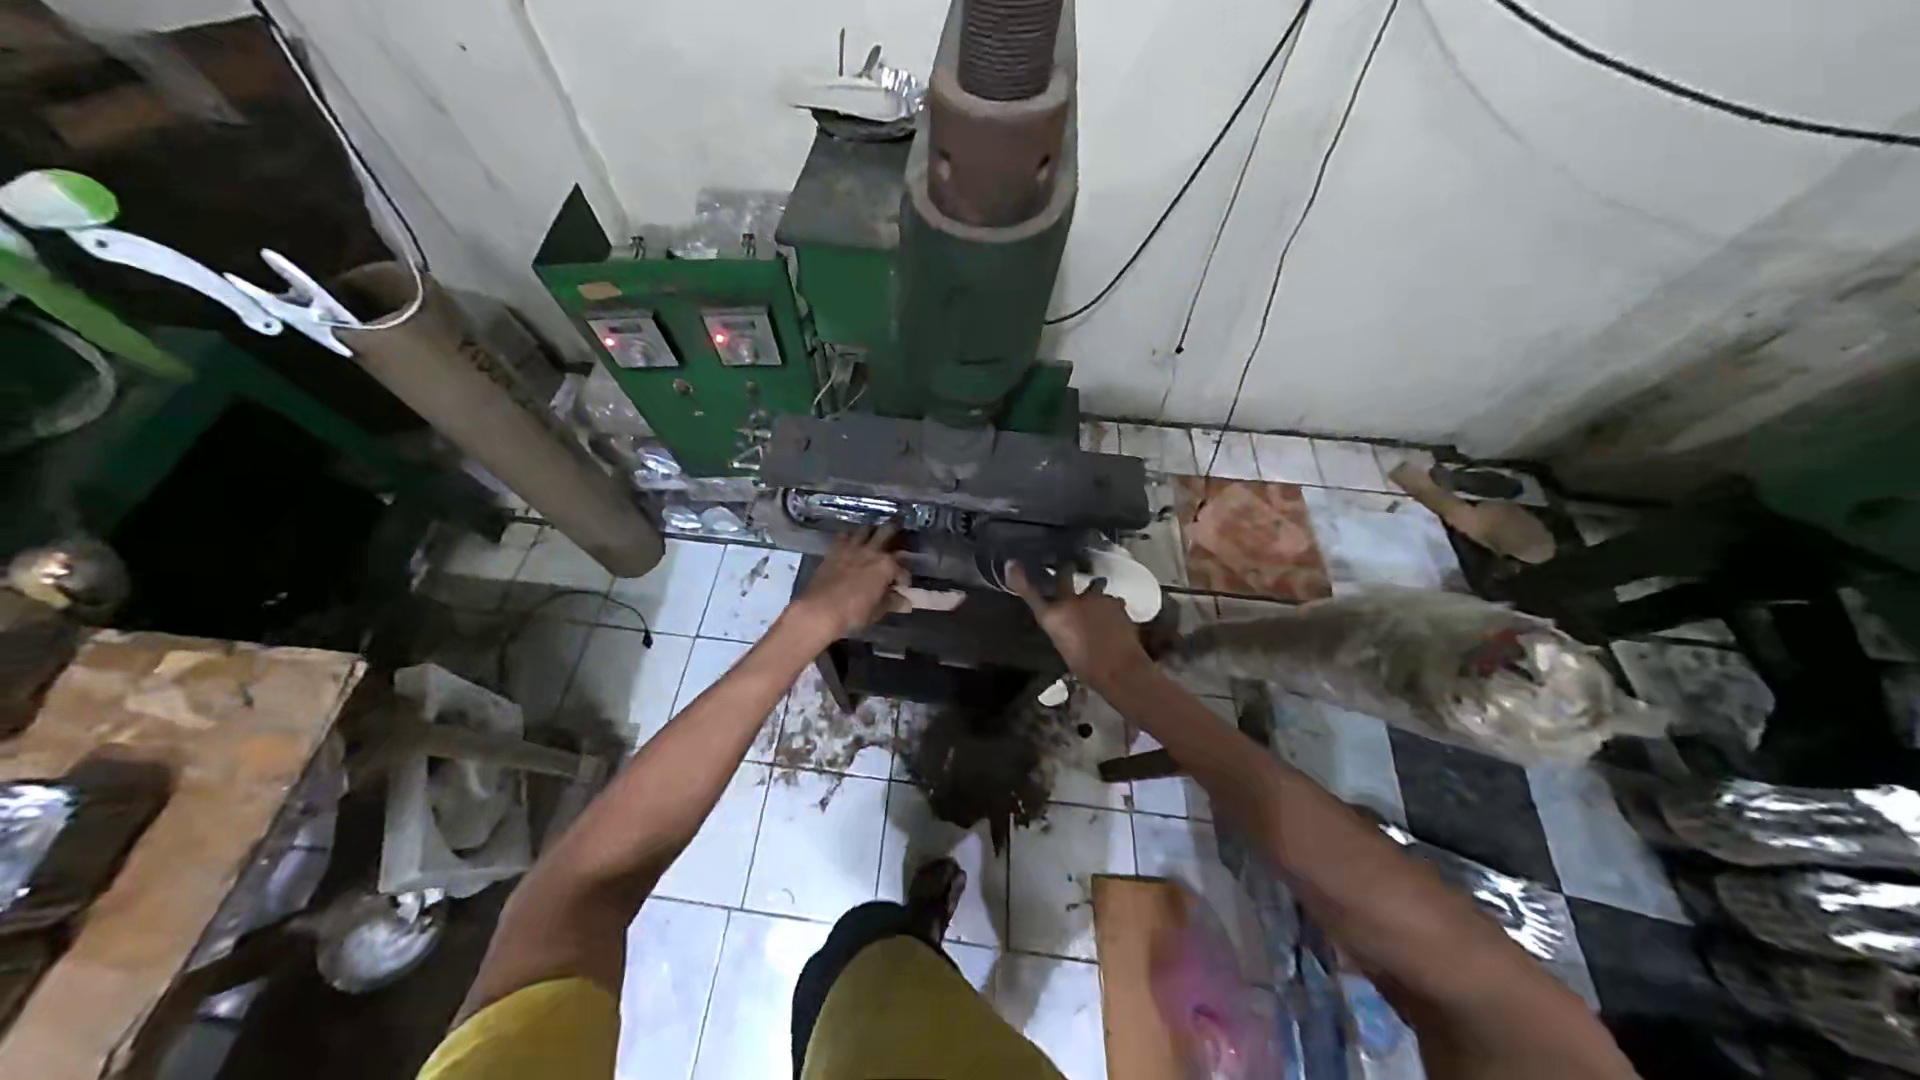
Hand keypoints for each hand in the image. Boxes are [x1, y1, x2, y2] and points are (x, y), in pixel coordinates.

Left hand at [784, 526, 910, 643]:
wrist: (820, 610)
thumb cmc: (853, 613)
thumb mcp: (877, 611)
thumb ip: (892, 602)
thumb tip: (905, 602)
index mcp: (886, 565)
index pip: (903, 568)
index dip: (905, 578)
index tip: (902, 587)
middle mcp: (872, 551)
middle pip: (887, 532)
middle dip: (895, 534)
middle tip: (897, 540)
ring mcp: (851, 548)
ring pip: (865, 530)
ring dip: (872, 532)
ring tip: (874, 538)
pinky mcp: (834, 550)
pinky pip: (844, 536)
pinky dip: (850, 537)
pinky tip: (851, 543)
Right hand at [1007, 562, 1150, 688]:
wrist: (1119, 669)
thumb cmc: (1086, 668)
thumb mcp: (1064, 647)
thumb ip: (1063, 626)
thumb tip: (1068, 619)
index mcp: (1052, 617)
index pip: (1030, 593)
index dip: (1019, 578)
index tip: (1012, 564)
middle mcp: (1070, 602)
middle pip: (1064, 574)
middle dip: (1065, 568)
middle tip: (1067, 565)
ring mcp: (1094, 598)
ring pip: (1094, 584)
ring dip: (1095, 587)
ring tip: (1098, 590)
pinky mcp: (1115, 601)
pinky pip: (1112, 599)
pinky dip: (1111, 606)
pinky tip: (1116, 615)